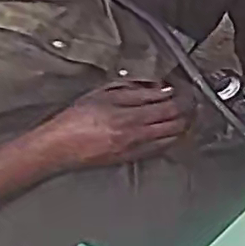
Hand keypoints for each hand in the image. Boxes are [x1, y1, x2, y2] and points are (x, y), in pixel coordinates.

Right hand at [29, 81, 193, 170]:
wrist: (55, 148)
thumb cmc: (74, 119)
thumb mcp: (102, 95)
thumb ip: (134, 91)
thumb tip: (162, 88)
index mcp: (127, 115)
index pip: (169, 105)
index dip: (183, 95)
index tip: (184, 88)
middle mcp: (135, 133)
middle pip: (178, 121)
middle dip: (189, 108)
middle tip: (190, 98)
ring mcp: (137, 147)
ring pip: (176, 135)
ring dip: (184, 122)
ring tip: (183, 111)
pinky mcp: (135, 157)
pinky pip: (164, 146)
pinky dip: (174, 134)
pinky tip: (171, 126)